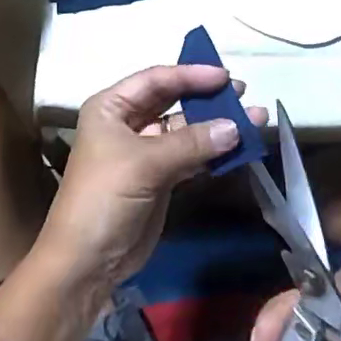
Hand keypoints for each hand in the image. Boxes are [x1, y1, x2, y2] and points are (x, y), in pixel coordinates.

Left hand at [34, 65, 268, 292]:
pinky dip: (215, 152)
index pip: (156, 79)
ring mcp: (146, 151)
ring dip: (218, 126)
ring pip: (187, 130)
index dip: (191, 75)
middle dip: (208, 98)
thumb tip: (236, 126)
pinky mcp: (161, 178)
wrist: (86, 265)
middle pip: (174, 101)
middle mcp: (128, 123)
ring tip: (254, 119)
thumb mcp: (145, 164)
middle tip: (241, 93)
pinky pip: (193, 156)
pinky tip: (240, 147)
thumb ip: (192, 142)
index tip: (224, 76)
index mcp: (112, 108)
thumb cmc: (104, 198)